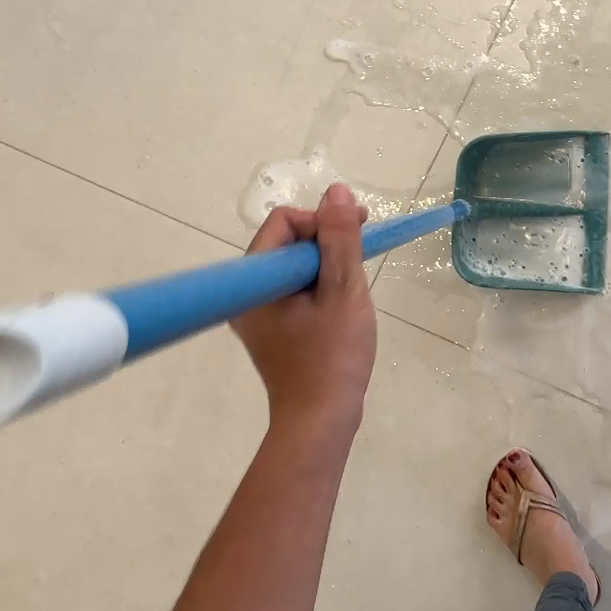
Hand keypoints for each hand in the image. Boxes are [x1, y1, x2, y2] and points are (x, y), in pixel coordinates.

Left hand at [230, 183, 377, 434]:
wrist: (321, 418)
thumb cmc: (332, 355)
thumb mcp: (344, 290)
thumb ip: (340, 239)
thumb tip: (337, 192)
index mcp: (255, 281)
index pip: (284, 223)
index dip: (323, 221)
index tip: (360, 233)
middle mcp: (247, 292)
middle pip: (287, 241)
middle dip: (327, 241)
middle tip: (363, 256)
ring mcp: (257, 312)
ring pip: (294, 265)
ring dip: (327, 264)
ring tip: (354, 285)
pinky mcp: (272, 327)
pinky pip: (295, 288)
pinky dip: (320, 285)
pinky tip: (342, 304)